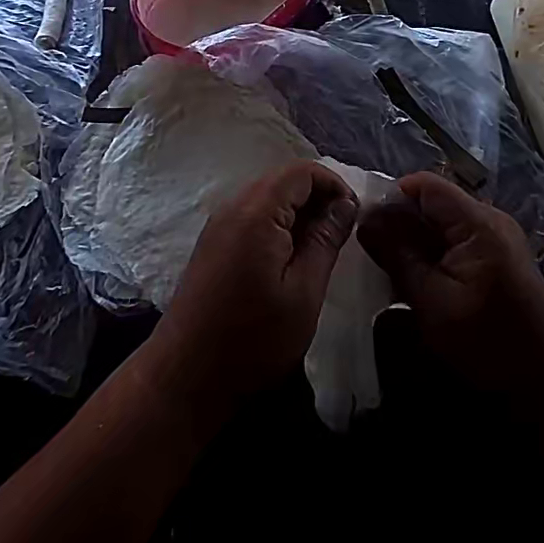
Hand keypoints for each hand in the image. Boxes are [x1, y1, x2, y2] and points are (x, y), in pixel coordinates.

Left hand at [144, 161, 358, 409]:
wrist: (188, 372)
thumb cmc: (253, 338)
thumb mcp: (304, 292)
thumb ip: (325, 240)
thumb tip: (345, 204)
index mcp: (255, 213)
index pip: (301, 171)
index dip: (334, 184)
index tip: (355, 217)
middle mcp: (232, 208)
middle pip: (282, 181)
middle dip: (318, 198)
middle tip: (342, 236)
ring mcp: (218, 225)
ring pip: (267, 198)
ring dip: (298, 214)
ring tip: (321, 251)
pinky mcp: (213, 243)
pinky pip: (251, 217)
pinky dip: (277, 226)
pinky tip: (291, 260)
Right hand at [358, 172, 543, 403]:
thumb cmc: (489, 342)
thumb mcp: (431, 299)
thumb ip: (396, 253)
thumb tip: (365, 218)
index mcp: (478, 223)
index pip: (424, 185)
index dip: (389, 196)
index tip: (363, 223)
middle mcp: (490, 220)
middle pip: (431, 201)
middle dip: (397, 220)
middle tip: (368, 249)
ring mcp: (495, 239)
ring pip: (439, 222)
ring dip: (411, 240)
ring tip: (384, 264)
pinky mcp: (496, 258)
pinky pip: (452, 240)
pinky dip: (429, 252)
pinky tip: (413, 277)